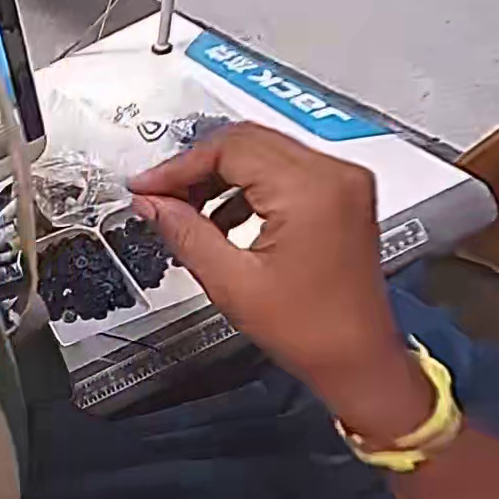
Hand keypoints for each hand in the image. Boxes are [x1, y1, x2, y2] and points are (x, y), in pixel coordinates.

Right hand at [129, 123, 431, 443]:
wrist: (353, 356)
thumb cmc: (308, 329)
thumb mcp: (229, 282)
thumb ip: (185, 233)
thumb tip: (152, 203)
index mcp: (311, 190)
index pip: (230, 149)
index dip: (178, 166)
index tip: (145, 186)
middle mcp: (334, 174)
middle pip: (246, 142)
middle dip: (194, 167)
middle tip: (157, 196)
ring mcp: (341, 183)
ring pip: (261, 154)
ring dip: (215, 178)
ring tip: (183, 212)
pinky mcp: (338, 196)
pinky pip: (280, 174)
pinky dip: (241, 189)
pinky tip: (218, 220)